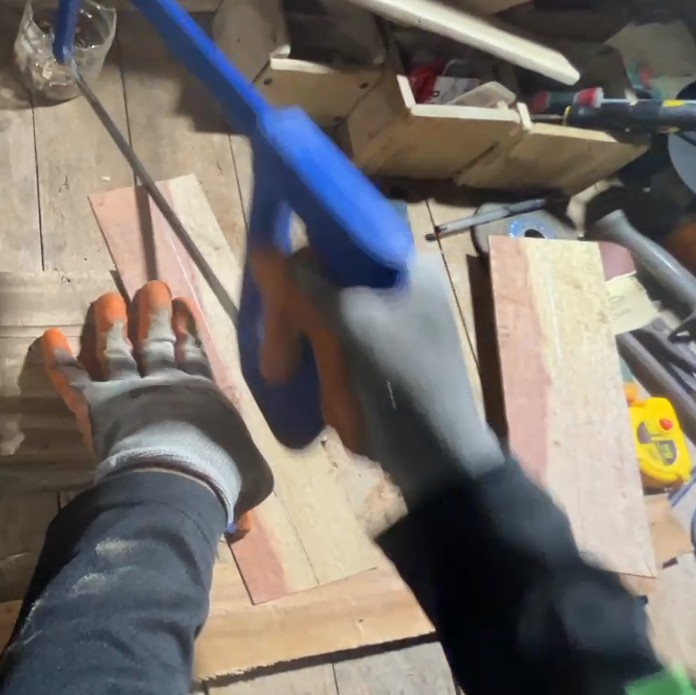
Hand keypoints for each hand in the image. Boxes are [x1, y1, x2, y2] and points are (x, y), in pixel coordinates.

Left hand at [40, 281, 263, 525]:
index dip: (188, 331)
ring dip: (111, 324)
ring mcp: (127, 389)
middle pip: (156, 342)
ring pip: (117, 351)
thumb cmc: (220, 476)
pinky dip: (60, 359)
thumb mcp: (250, 480)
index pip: (193, 355)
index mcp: (200, 394)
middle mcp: (163, 383)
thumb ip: (244, 480)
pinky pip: (72, 378)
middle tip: (151, 287)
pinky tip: (49, 336)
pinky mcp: (97, 402)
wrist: (178, 475)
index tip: (184, 305)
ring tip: (107, 298)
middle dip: (153, 314)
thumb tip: (242, 523)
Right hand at [249, 248, 504, 504]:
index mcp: (404, 269)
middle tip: (276, 357)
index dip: (299, 263)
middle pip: (319, 277)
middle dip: (290, 315)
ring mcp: (380, 318)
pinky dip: (302, 350)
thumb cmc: (401, 383)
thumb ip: (308, 285)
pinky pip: (319, 333)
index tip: (273, 293)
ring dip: (290, 338)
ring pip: (313, 308)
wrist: (432, 455)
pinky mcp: (366, 348)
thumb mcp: (352, 326)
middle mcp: (393, 285)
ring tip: (279, 372)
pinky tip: (290, 370)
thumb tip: (263, 250)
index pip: (337, 240)